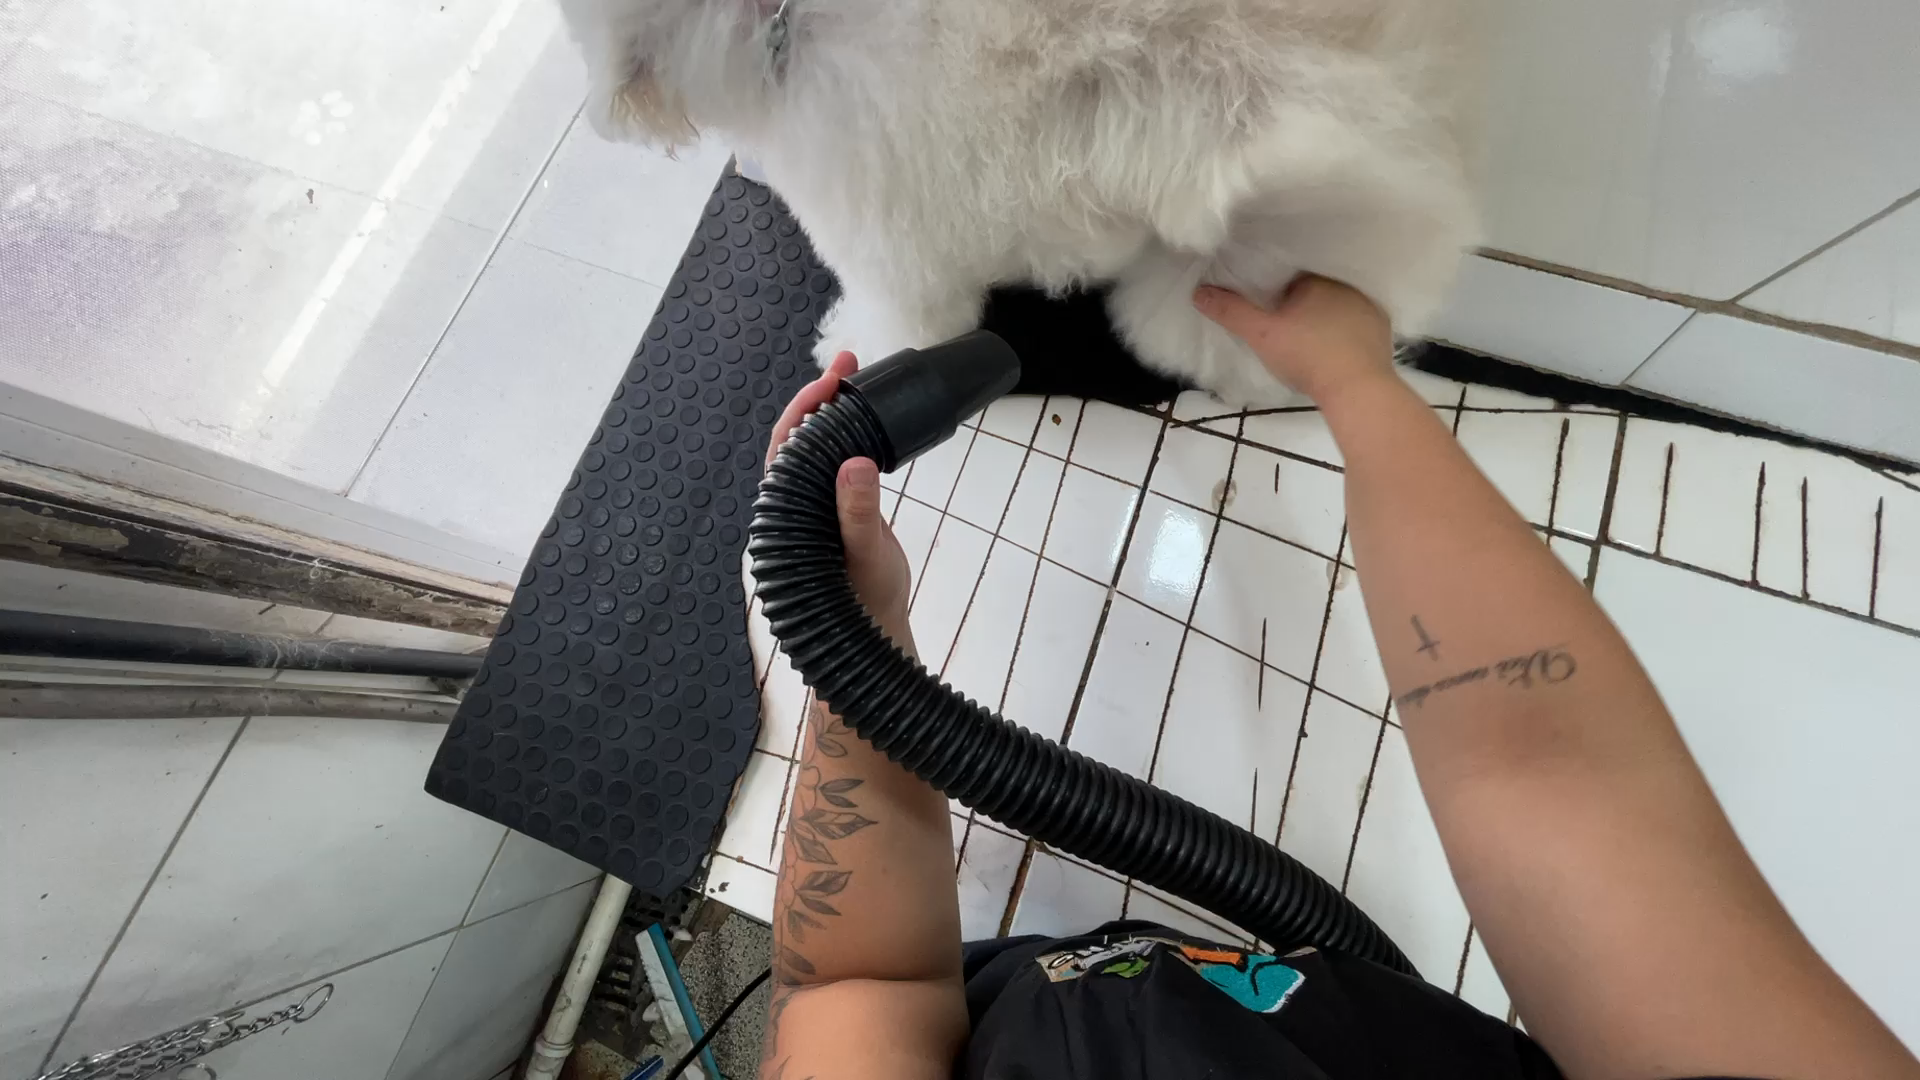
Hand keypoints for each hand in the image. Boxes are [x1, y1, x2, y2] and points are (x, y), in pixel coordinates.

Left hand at [766, 352, 917, 654]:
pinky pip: (838, 463)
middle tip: (848, 361)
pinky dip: (849, 435)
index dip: (806, 407)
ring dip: (835, 412)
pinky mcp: (840, 508)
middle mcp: (799, 503)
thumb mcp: (867, 558)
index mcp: (791, 512)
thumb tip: (855, 464)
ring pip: (818, 448)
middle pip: (800, 438)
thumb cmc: (868, 600)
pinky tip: (865, 421)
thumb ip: (859, 515)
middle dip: (821, 396)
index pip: (787, 447)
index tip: (833, 377)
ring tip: (856, 378)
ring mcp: (819, 505)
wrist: (876, 629)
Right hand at [1193, 275, 1395, 405]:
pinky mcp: (1382, 329)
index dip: (1273, 291)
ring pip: (1337, 305)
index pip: (1290, 276)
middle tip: (1282, 325)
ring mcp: (1369, 307)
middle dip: (1300, 302)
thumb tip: (1199, 292)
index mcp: (1316, 279)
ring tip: (1307, 336)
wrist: (1355, 387)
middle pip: (1314, 289)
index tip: (1263, 308)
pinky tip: (1333, 347)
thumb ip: (1231, 312)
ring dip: (1323, 316)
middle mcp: (1346, 286)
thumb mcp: (1260, 334)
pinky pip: (1357, 323)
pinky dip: (1344, 331)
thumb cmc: (1306, 355)